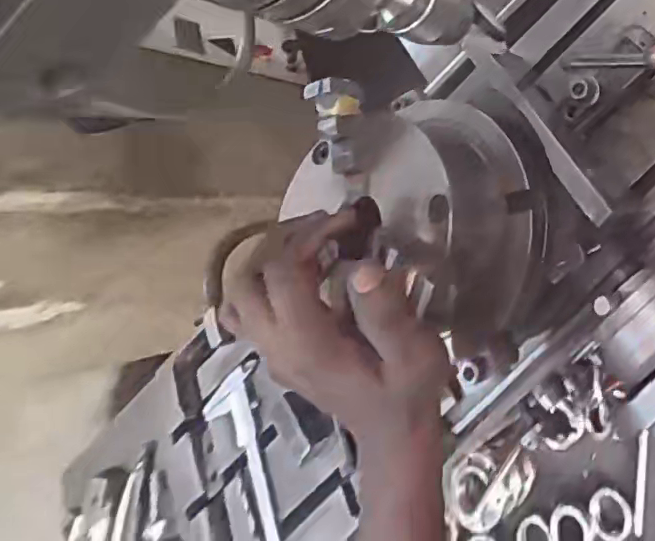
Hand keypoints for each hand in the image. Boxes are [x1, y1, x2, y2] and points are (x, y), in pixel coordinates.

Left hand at [218, 208, 451, 452]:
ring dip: (272, 257)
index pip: (281, 273)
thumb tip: (362, 267)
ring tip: (316, 240)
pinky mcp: (279, 353)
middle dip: (284, 239)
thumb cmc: (407, 390)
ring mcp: (273, 353)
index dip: (310, 236)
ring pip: (240, 294)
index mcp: (308, 345)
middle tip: (328, 224)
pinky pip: (250, 310)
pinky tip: (307, 270)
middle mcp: (278, 348)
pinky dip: (269, 280)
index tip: (350, 220)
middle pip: (248, 279)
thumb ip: (387, 313)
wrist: (393, 435)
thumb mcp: (413, 352)